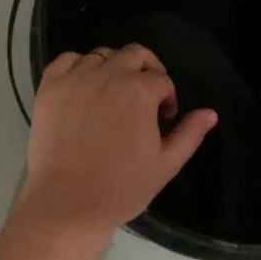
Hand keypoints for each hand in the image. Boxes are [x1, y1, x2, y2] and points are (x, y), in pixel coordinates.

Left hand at [16, 44, 216, 234]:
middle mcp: (110, 75)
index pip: (162, 79)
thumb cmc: (121, 188)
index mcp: (140, 91)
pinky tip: (83, 85)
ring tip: (112, 94)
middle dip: (146, 70)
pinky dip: (78, 65)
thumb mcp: (165, 164)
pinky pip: (66, 60)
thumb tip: (210, 113)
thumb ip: (189, 134)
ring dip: (113, 68)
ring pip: (102, 55)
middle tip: (144, 96)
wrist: (68, 205)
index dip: (167, 97)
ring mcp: (77, 79)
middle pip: (135, 54)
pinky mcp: (50, 87)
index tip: (163, 118)